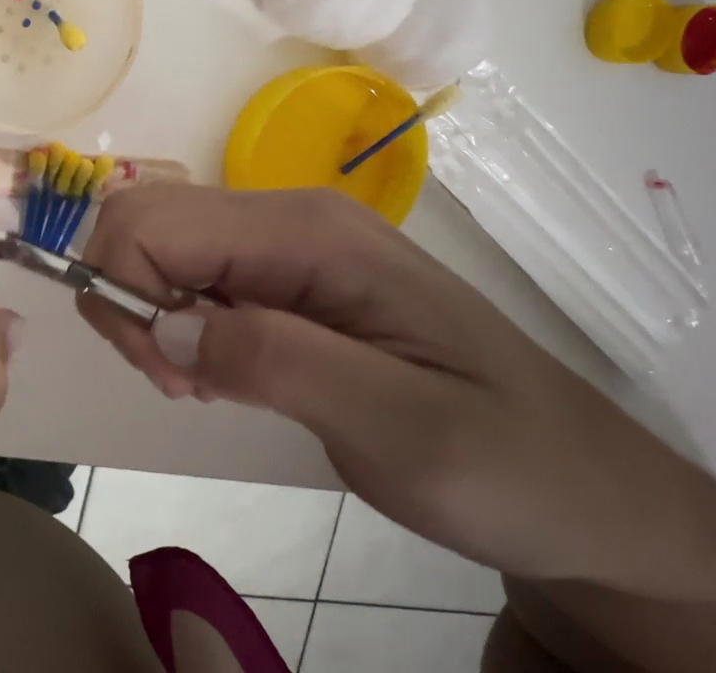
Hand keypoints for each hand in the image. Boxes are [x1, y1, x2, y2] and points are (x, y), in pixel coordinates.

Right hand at [77, 184, 715, 600]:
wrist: (589, 496)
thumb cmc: (508, 464)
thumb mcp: (402, 427)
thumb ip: (278, 363)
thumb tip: (164, 324)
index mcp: (309, 234)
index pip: (151, 223)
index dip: (127, 294)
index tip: (170, 376)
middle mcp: (287, 219)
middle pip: (141, 221)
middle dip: (126, 299)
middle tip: (177, 380)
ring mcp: (283, 246)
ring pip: (154, 245)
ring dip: (145, 315)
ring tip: (201, 384)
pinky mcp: (278, 277)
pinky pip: (184, 275)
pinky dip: (169, 322)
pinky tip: (216, 370)